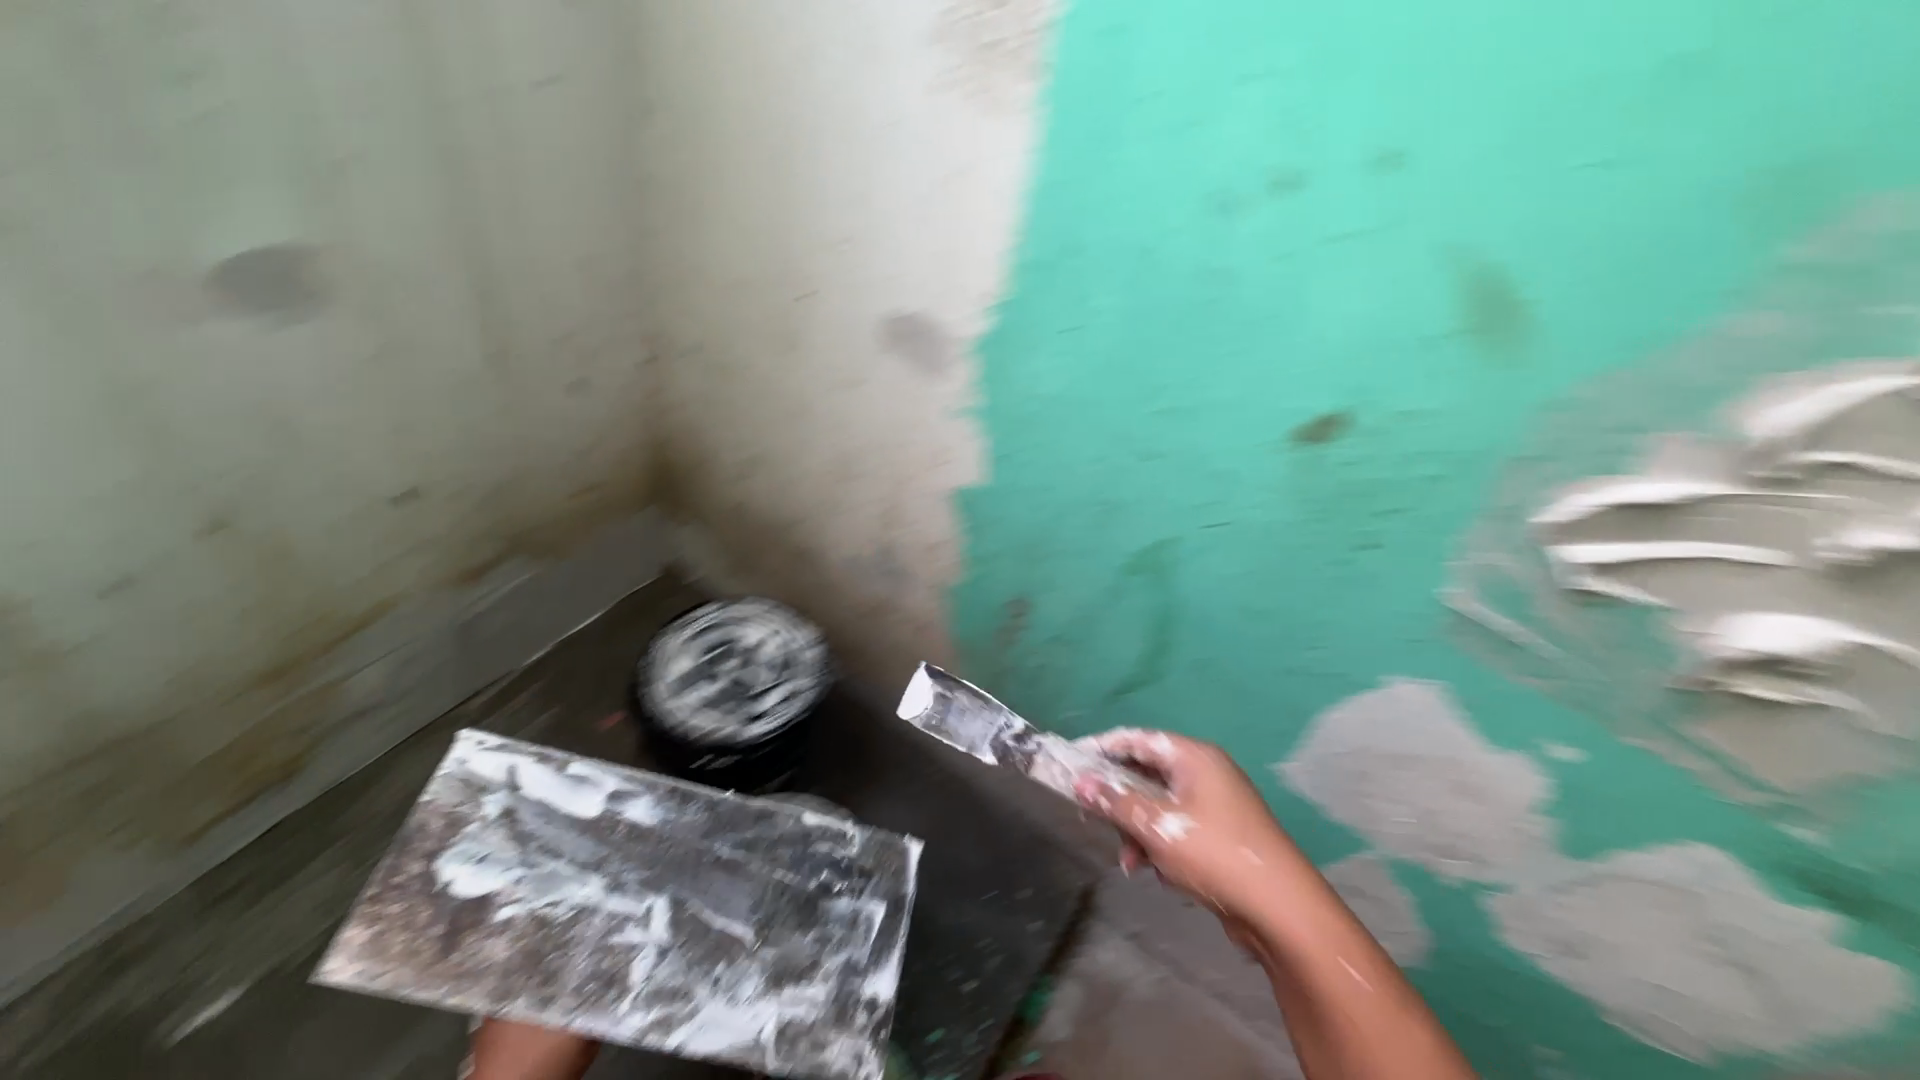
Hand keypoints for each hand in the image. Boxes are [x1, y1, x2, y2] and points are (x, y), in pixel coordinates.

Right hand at [1073, 728, 1295, 920]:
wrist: (1279, 908)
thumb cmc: (1214, 854)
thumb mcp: (1158, 827)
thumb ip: (1116, 802)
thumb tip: (1081, 783)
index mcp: (1194, 757)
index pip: (1138, 738)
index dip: (1101, 747)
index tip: (1070, 760)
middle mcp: (1204, 772)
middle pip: (1145, 772)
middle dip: (1117, 798)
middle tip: (1087, 815)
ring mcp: (1214, 803)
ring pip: (1157, 805)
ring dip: (1135, 830)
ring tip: (1128, 862)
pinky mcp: (1217, 834)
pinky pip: (1174, 827)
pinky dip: (1157, 845)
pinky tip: (1152, 872)